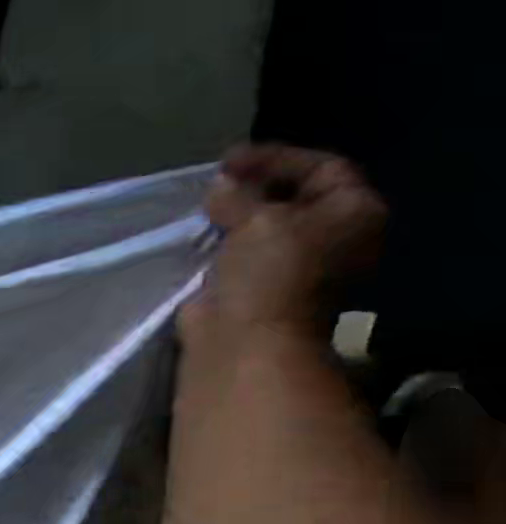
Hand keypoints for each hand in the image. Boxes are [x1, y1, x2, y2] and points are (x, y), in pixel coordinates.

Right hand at [181, 145, 386, 347]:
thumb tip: (220, 185)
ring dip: (233, 216)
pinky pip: (238, 253)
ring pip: (263, 227)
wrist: (241, 338)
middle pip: (294, 197)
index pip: (322, 169)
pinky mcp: (254, 286)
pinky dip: (219, 242)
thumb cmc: (269, 273)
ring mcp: (292, 264)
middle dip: (254, 186)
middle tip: (214, 180)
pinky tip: (195, 236)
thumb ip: (240, 197)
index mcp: (354, 213)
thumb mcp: (259, 221)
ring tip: (200, 207)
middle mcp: (331, 236)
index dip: (276, 159)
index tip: (228, 159)